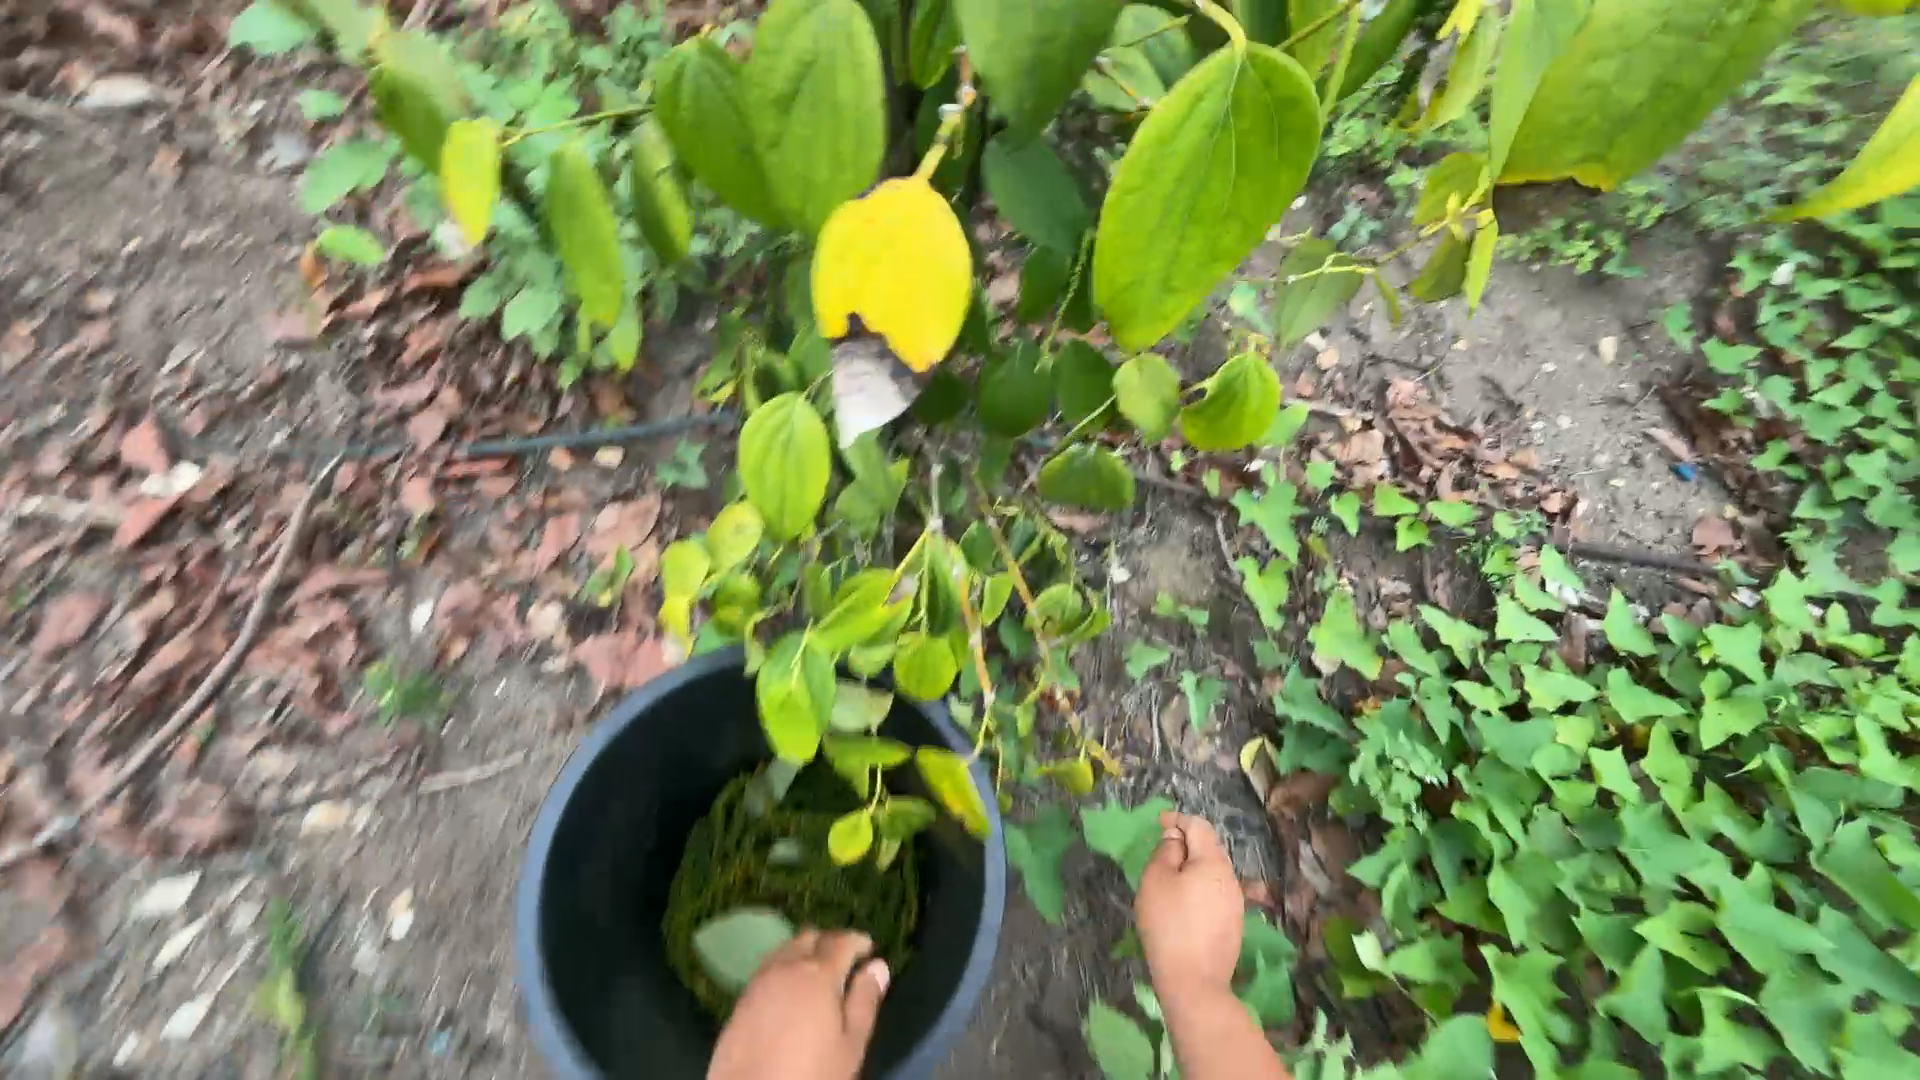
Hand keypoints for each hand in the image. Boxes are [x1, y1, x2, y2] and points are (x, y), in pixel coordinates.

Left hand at [707, 928, 890, 1079]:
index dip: (858, 941)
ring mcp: (760, 981)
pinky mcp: (742, 1000)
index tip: (869, 949)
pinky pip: (768, 968)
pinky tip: (788, 991)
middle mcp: (787, 967)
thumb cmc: (810, 1076)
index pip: (841, 940)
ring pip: (785, 949)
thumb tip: (878, 966)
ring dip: (803, 952)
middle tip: (843, 961)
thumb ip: (865, 1001)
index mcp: (818, 974)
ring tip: (815, 974)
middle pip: (810, 937)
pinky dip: (783, 968)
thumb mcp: (850, 1046)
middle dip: (829, 942)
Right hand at [1136, 812, 1242, 997]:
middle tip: (1162, 852)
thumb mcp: (1156, 879)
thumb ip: (1166, 851)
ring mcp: (1235, 904)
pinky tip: (1184, 905)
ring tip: (1170, 879)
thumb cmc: (1169, 924)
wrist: (1193, 982)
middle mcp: (1231, 879)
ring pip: (1213, 873)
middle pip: (1209, 848)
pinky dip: (1199, 889)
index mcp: (1214, 863)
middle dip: (1187, 843)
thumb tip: (1176, 839)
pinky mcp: (1233, 926)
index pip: (1199, 826)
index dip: (1177, 819)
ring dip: (1193, 867)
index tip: (1159, 824)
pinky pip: (1215, 894)